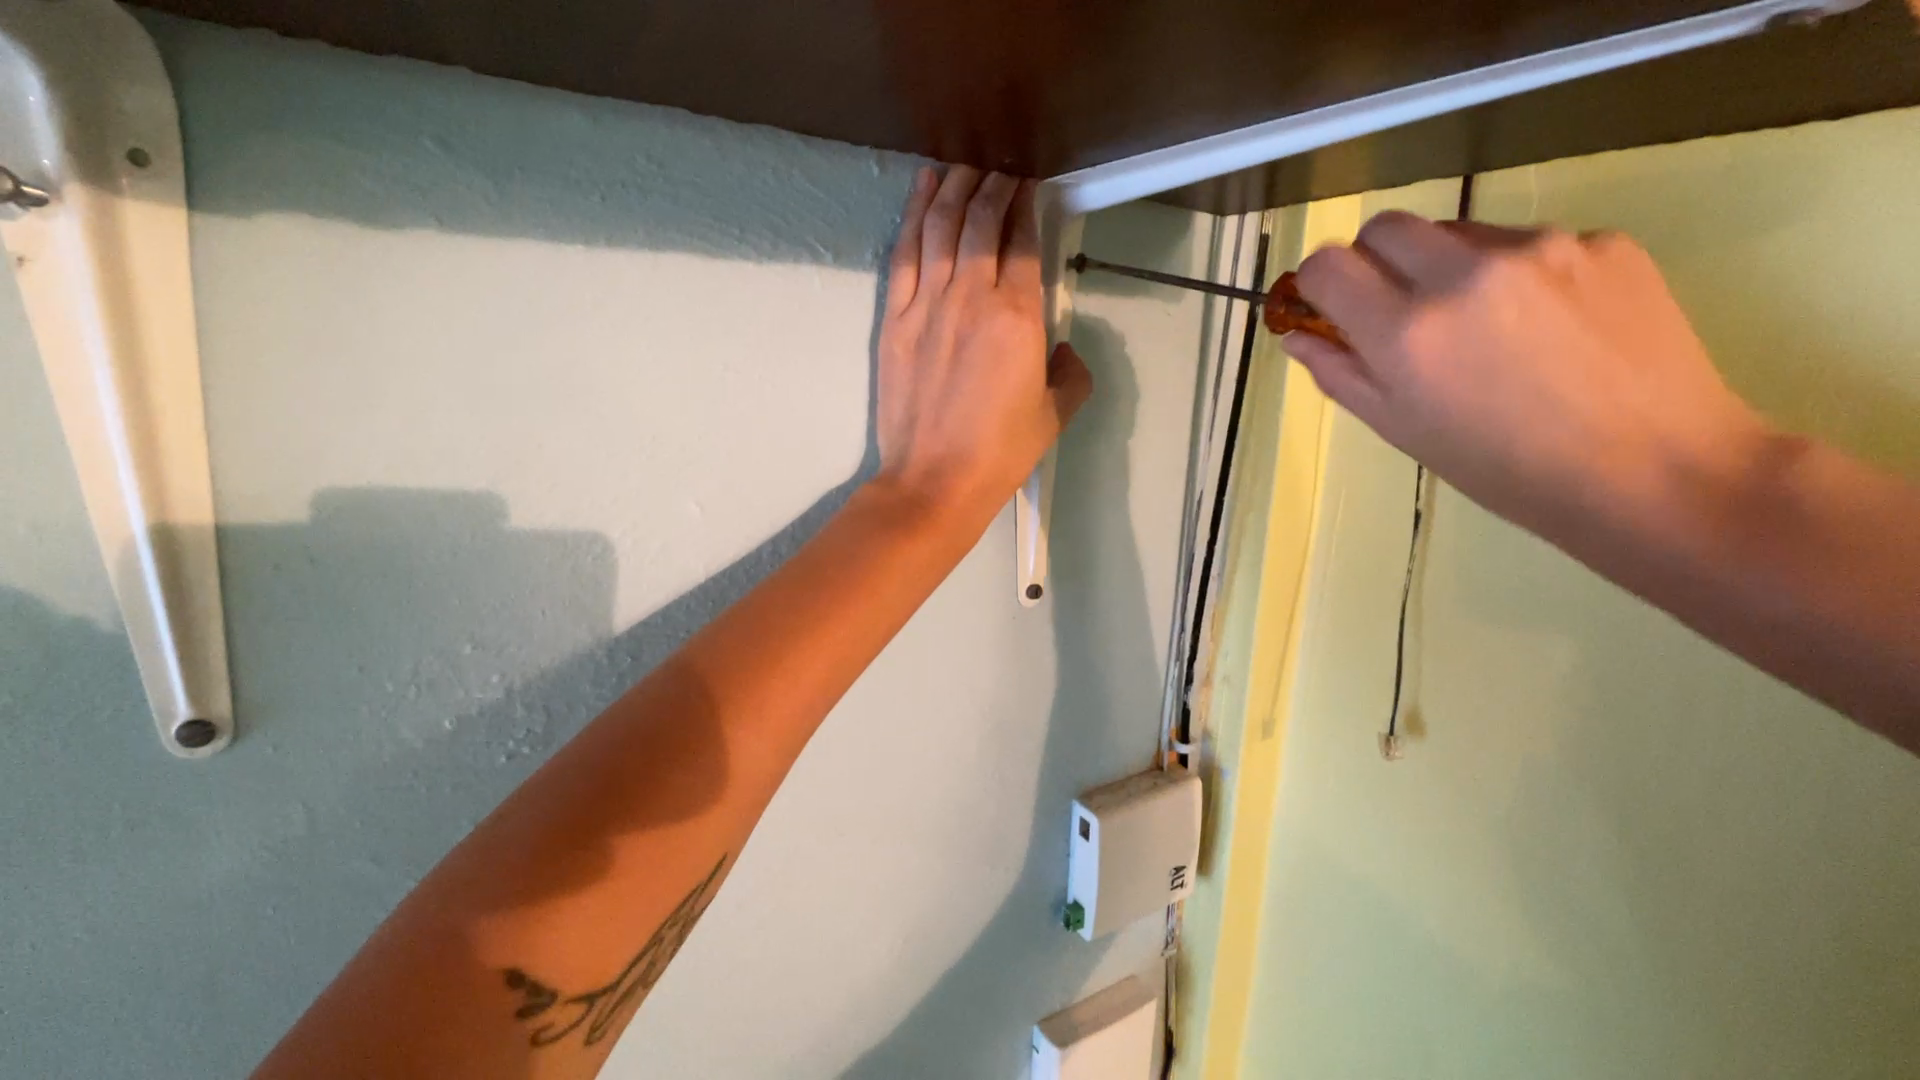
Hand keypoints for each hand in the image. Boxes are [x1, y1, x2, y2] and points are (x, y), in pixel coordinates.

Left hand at [873, 166, 1091, 523]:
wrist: (935, 481)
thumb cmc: (1000, 452)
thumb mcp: (1055, 415)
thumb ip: (1071, 373)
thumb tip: (1061, 348)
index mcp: (1019, 316)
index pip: (1023, 240)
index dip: (1026, 205)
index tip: (1030, 186)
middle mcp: (972, 296)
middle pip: (981, 221)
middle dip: (993, 185)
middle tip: (1001, 169)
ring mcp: (927, 304)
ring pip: (941, 225)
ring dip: (953, 187)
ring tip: (963, 164)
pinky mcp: (894, 318)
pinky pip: (905, 253)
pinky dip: (914, 215)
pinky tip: (922, 189)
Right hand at [1286, 212, 1768, 543]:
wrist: (1654, 468)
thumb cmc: (1507, 470)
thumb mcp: (1404, 430)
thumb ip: (1341, 373)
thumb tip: (1298, 335)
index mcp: (1407, 332)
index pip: (1327, 264)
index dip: (1318, 283)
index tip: (1330, 305)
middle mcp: (1464, 274)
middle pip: (1385, 226)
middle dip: (1374, 260)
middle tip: (1397, 307)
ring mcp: (1539, 248)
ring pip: (1458, 231)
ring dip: (1446, 266)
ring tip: (1485, 327)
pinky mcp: (1601, 240)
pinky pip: (1528, 242)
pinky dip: (1516, 274)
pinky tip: (1547, 326)